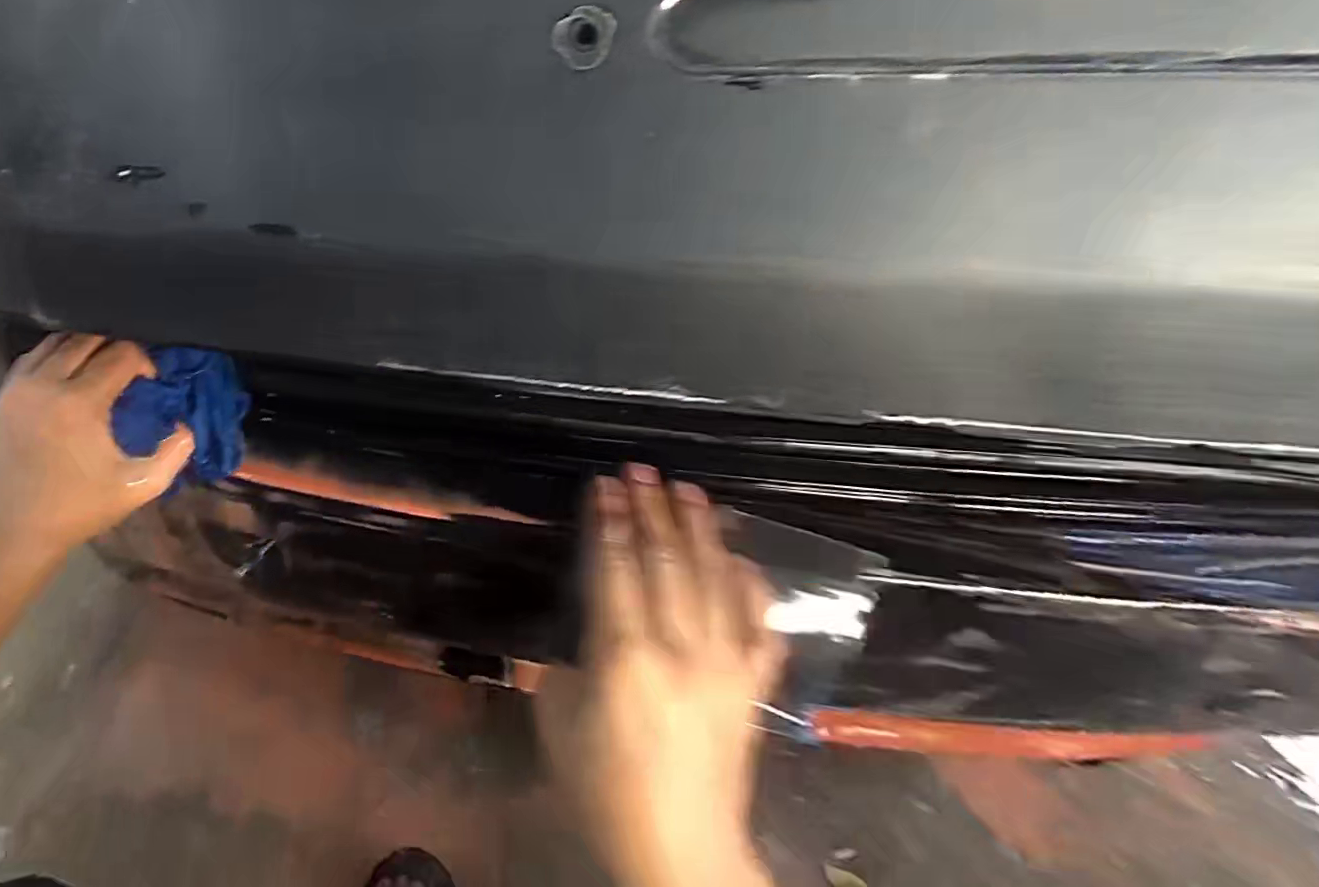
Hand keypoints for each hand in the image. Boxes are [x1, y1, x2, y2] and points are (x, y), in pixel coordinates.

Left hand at [0, 333, 194, 552]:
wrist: (12, 532)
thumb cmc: (79, 508)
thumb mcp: (141, 486)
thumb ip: (174, 453)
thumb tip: (187, 427)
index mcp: (79, 402)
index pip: (121, 354)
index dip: (145, 361)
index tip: (152, 381)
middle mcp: (45, 384)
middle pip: (88, 339)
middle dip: (116, 346)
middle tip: (132, 369)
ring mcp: (17, 388)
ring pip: (57, 342)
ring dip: (86, 346)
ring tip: (103, 366)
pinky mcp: (2, 397)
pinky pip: (33, 357)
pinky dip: (57, 355)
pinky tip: (71, 374)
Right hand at [538, 464, 785, 886]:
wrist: (681, 850)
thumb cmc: (604, 786)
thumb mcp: (558, 718)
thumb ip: (566, 658)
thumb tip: (580, 619)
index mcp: (624, 655)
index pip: (615, 567)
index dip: (608, 520)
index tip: (604, 484)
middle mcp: (680, 648)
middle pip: (666, 561)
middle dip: (650, 509)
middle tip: (641, 469)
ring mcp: (726, 665)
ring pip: (714, 579)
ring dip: (699, 529)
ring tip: (688, 489)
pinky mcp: (753, 685)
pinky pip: (759, 622)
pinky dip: (751, 584)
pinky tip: (741, 555)